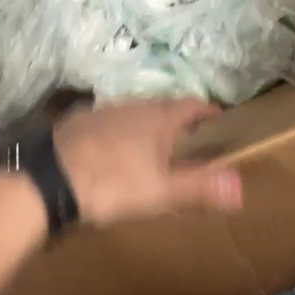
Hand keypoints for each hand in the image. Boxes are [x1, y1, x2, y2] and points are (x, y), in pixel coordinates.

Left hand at [53, 99, 242, 225]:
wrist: (53, 176)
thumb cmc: (114, 182)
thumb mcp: (161, 190)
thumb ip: (200, 186)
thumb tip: (241, 185)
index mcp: (158, 117)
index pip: (192, 105)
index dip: (209, 112)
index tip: (222, 120)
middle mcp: (134, 105)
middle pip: (165, 106)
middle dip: (180, 120)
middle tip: (193, 137)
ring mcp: (106, 110)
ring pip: (137, 113)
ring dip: (151, 125)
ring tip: (157, 145)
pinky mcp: (83, 122)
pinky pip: (113, 122)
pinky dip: (124, 133)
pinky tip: (118, 150)